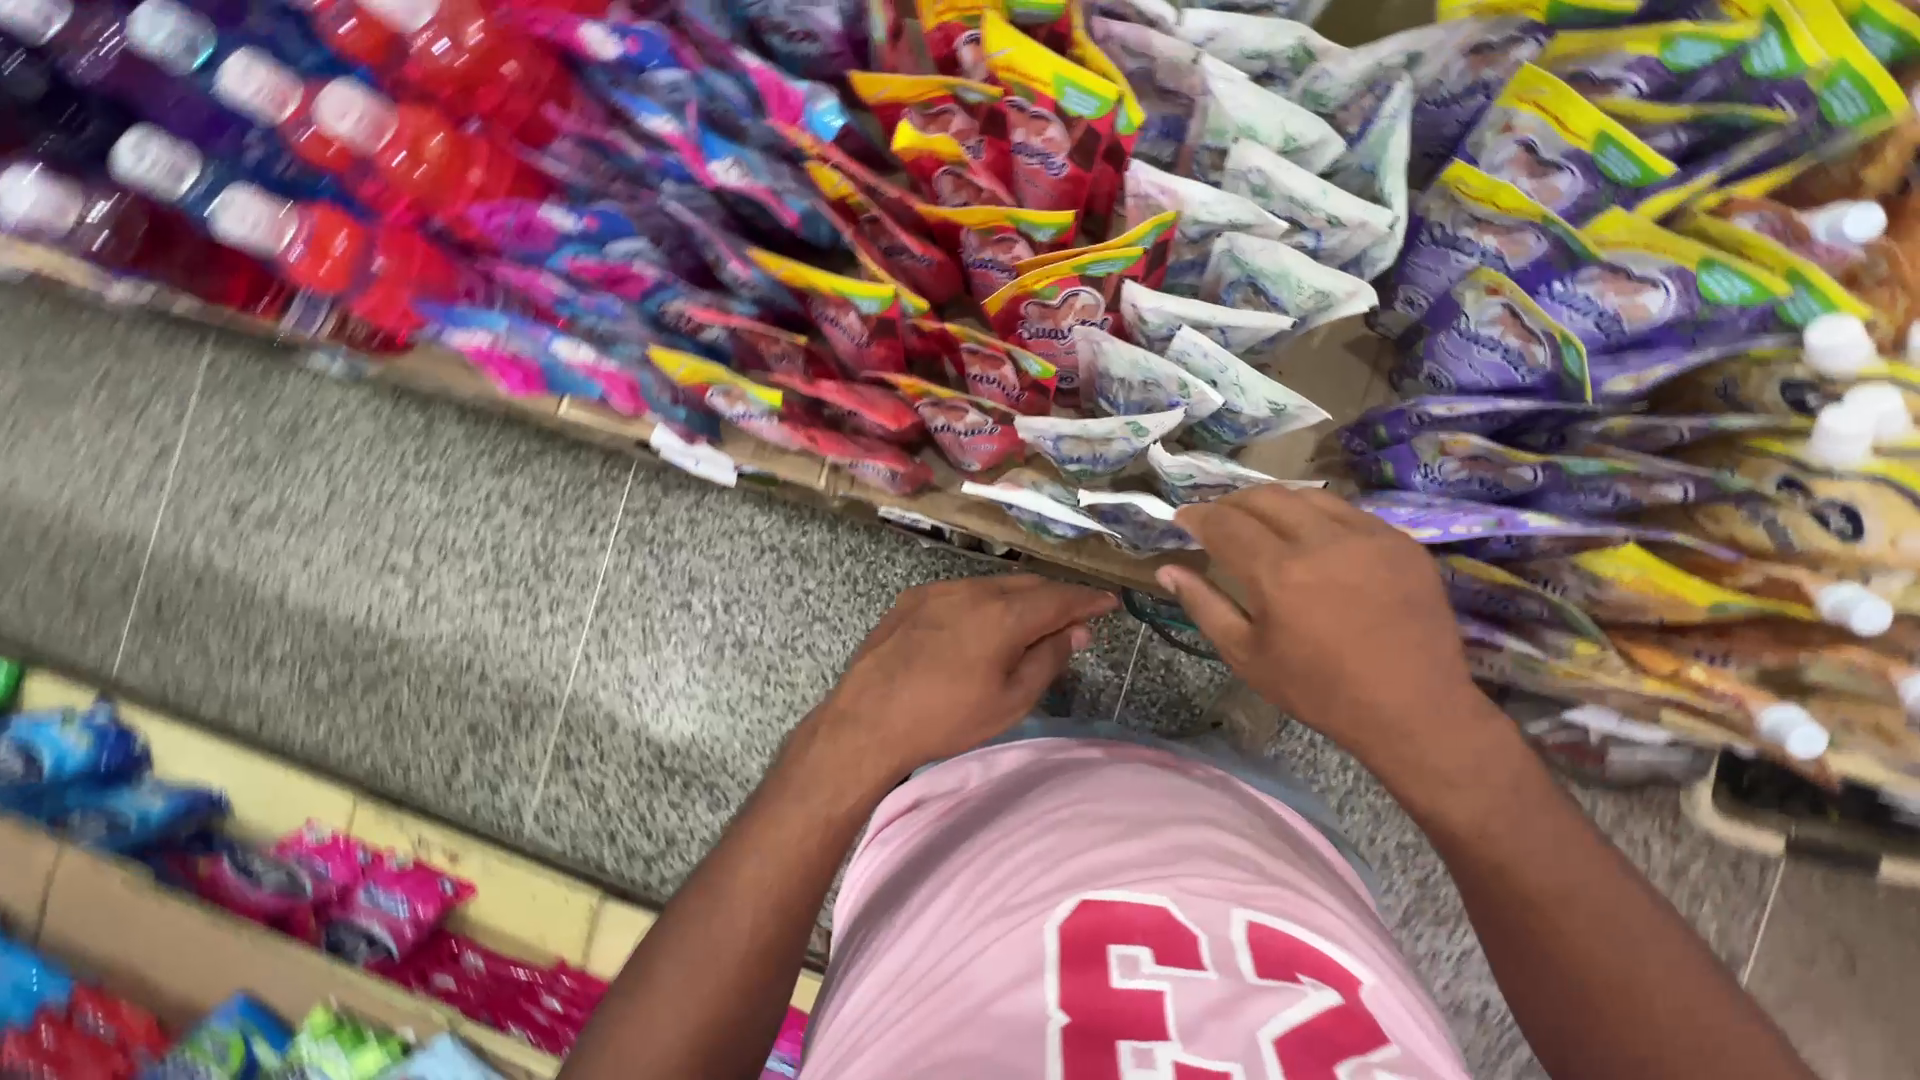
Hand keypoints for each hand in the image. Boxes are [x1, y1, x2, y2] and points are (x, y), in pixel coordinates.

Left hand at [798, 575, 1117, 783]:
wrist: (867, 721)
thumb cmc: (946, 719)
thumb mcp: (1011, 701)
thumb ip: (1048, 659)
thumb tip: (1077, 631)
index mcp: (1004, 614)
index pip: (1060, 598)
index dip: (1088, 600)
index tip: (1109, 603)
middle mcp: (973, 590)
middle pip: (1028, 585)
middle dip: (1056, 598)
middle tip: (1074, 619)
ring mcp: (938, 590)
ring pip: (993, 585)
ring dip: (1019, 599)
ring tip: (1030, 623)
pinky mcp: (912, 599)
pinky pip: (961, 592)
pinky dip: (984, 602)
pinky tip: (981, 625)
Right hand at [1158, 486, 1501, 777]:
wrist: (1413, 708)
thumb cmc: (1319, 690)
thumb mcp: (1247, 656)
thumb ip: (1204, 606)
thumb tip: (1168, 569)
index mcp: (1278, 574)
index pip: (1225, 524)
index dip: (1197, 516)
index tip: (1183, 518)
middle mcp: (1322, 541)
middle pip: (1265, 497)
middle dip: (1231, 502)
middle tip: (1218, 518)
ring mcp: (1368, 536)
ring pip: (1308, 495)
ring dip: (1275, 501)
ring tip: (1262, 520)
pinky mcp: (1401, 542)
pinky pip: (1349, 511)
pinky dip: (1318, 515)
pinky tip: (1312, 536)